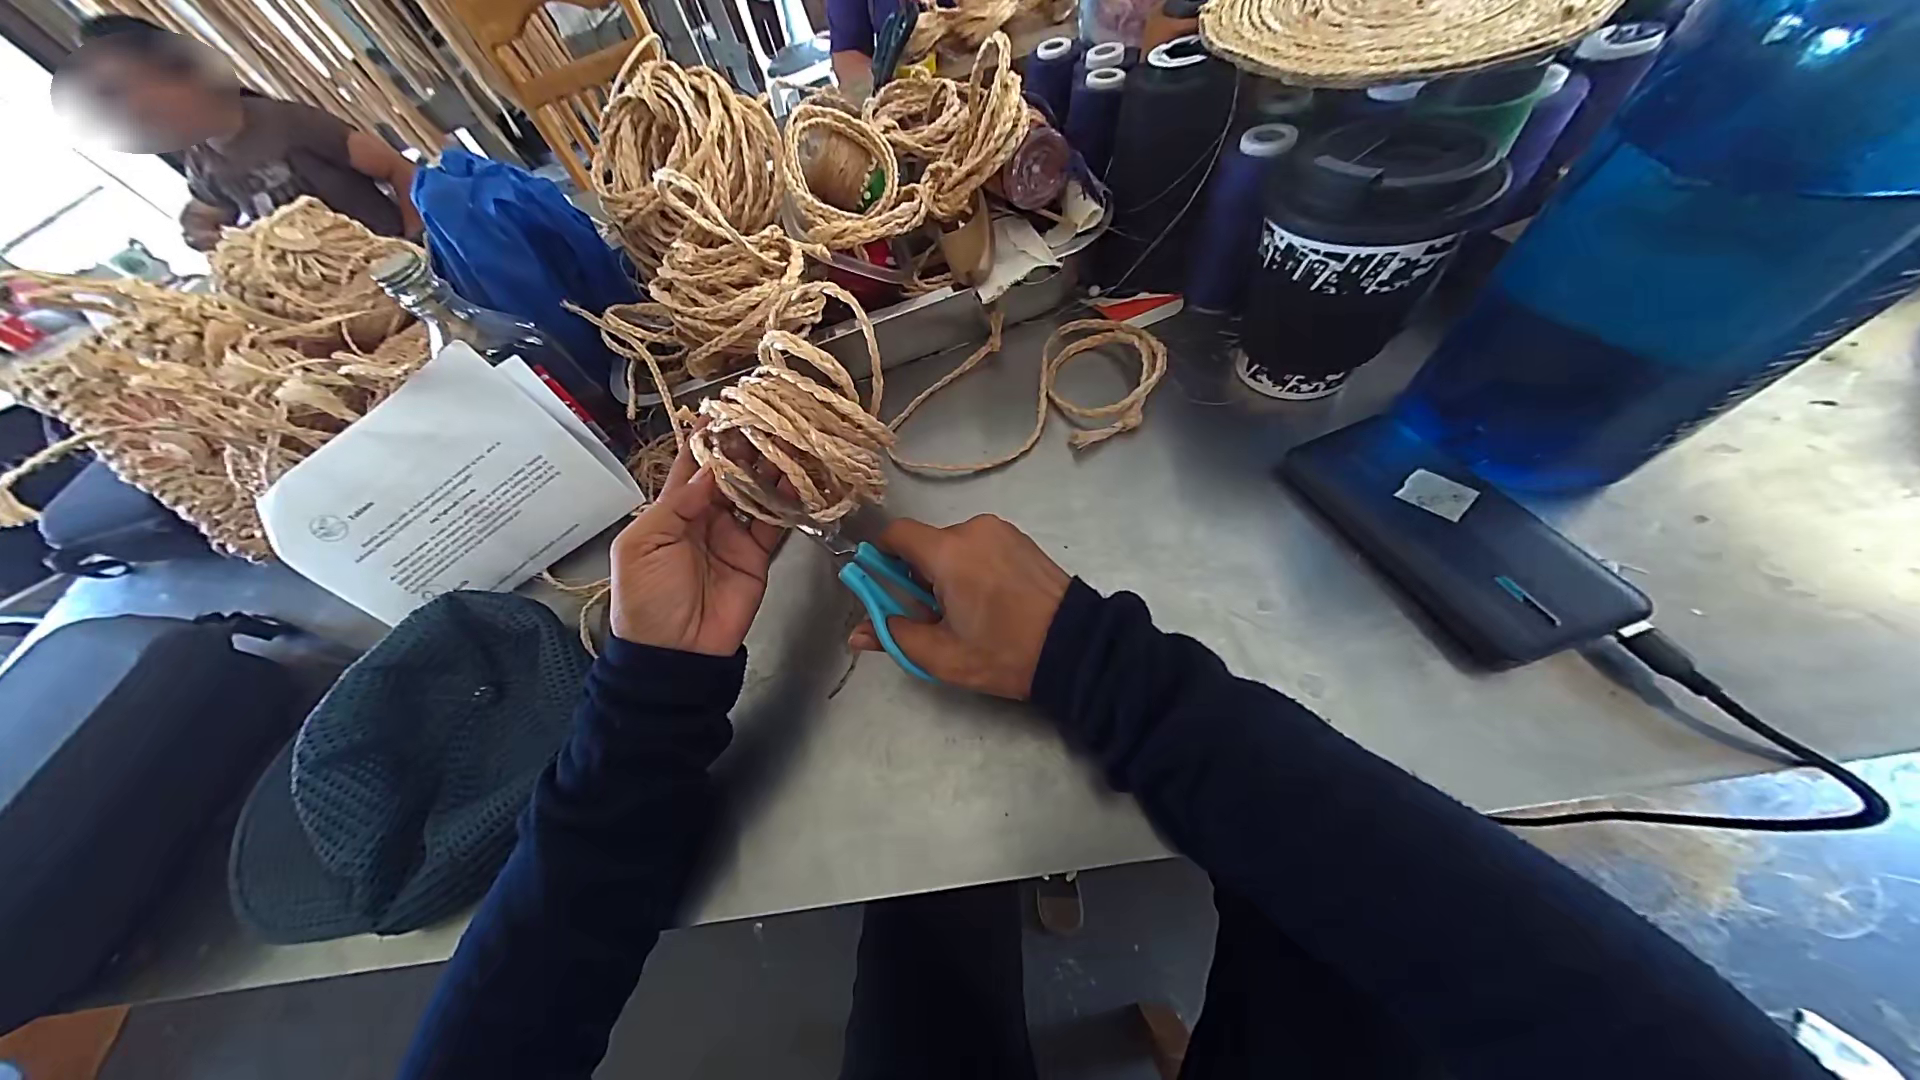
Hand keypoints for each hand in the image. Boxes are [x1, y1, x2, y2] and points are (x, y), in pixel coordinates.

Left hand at [608, 444, 782, 655]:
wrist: (676, 652)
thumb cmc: (646, 597)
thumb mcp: (643, 545)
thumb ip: (678, 504)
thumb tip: (715, 468)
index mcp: (672, 509)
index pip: (694, 465)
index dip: (709, 438)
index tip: (728, 409)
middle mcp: (706, 515)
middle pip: (731, 474)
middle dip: (749, 449)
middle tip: (770, 423)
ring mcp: (735, 534)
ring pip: (757, 494)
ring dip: (772, 471)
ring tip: (790, 445)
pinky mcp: (758, 555)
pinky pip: (776, 524)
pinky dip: (788, 504)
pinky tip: (799, 481)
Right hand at [849, 515, 1070, 698]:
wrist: (1077, 646)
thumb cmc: (1005, 653)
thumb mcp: (943, 655)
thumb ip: (894, 637)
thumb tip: (857, 633)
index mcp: (949, 551)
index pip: (896, 534)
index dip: (881, 557)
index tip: (883, 586)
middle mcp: (973, 529)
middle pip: (925, 544)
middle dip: (916, 575)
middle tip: (930, 614)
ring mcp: (1001, 531)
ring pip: (953, 546)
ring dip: (946, 572)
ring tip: (966, 611)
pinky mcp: (1020, 539)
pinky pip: (980, 546)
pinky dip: (972, 566)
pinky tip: (989, 599)